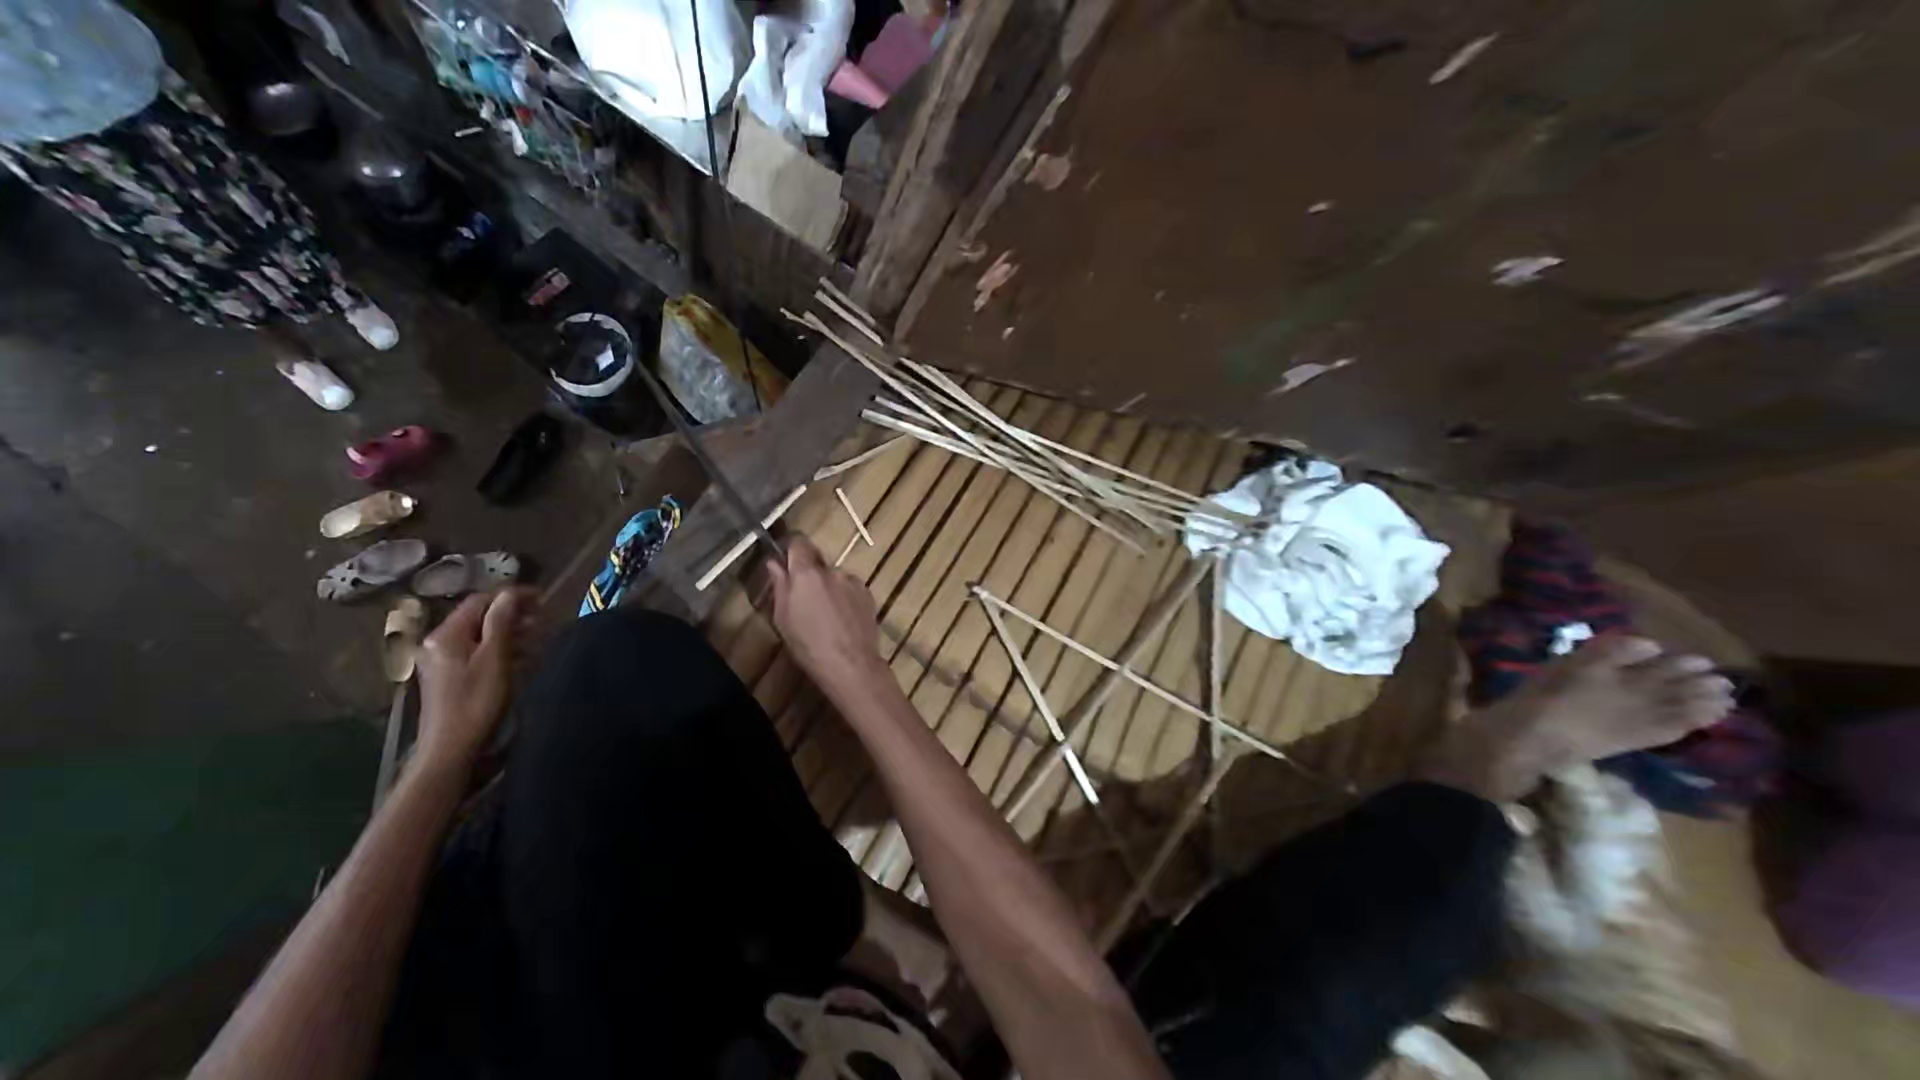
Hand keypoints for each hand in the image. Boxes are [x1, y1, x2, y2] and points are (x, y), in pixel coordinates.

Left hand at [414, 587, 532, 770]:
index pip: (480, 601)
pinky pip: (476, 651)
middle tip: (542, 619)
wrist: (451, 748)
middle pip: (479, 617)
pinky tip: (519, 658)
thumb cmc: (476, 701)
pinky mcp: (448, 676)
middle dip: (512, 615)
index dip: (512, 596)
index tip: (542, 599)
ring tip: (536, 639)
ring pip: (480, 635)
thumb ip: (501, 622)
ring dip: (509, 633)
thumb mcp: (494, 658)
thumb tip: (510, 593)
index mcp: (446, 635)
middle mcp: (438, 642)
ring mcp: (441, 660)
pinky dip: (499, 649)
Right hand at [765, 537, 882, 690]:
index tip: (785, 560)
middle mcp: (832, 570)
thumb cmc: (808, 644)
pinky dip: (844, 597)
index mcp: (806, 573)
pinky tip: (842, 619)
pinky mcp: (868, 594)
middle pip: (817, 562)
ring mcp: (853, 581)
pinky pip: (850, 588)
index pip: (798, 542)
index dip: (791, 548)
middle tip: (804, 600)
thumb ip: (780, 585)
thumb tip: (774, 563)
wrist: (850, 664)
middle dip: (809, 575)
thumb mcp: (783, 617)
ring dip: (828, 588)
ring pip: (835, 577)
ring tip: (826, 616)